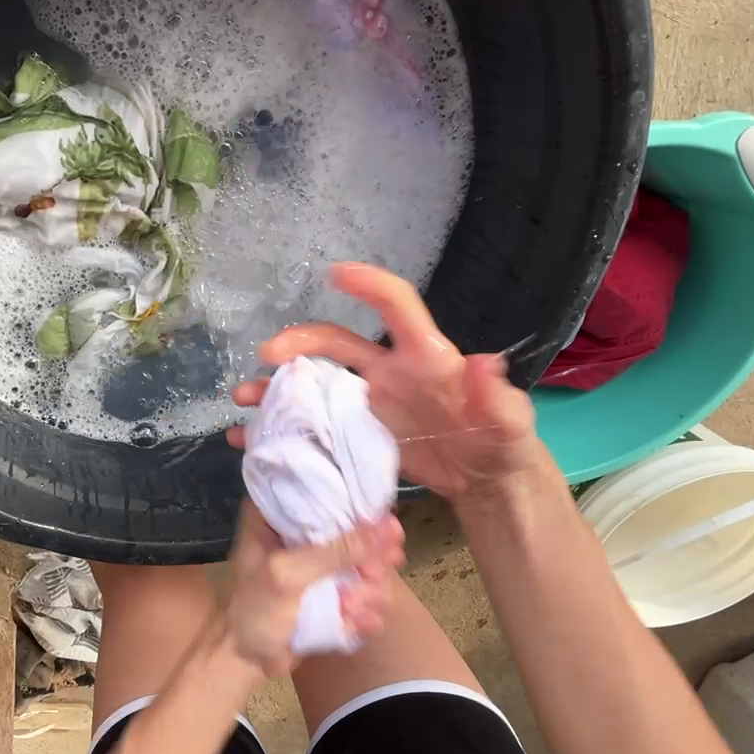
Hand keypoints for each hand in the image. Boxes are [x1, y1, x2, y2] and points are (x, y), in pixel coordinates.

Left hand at [221, 503, 405, 676]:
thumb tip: (384, 528)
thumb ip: (332, 552)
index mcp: (276, 516)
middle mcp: (298, 534)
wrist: (243, 660)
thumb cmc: (251, 611)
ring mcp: (317, 565)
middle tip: (371, 577)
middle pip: (358, 533)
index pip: (328, 494)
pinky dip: (365, 610)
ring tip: (353, 609)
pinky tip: (357, 623)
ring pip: (366, 566)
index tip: (386, 532)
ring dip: (369, 591)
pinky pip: (364, 594)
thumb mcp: (286, 575)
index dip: (361, 512)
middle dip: (371, 561)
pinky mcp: (330, 593)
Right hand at [228, 261, 547, 503]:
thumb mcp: (508, 423)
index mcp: (422, 358)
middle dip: (298, 342)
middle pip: (335, 342)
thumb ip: (498, 396)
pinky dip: (278, 428)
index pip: (396, 307)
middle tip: (268, 355)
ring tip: (244, 398)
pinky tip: (247, 438)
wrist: (480, 480)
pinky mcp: (352, 434)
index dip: (370, 286)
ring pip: (312, 383)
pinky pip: (310, 425)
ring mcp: (365, 403)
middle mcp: (386, 372)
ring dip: (276, 386)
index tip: (336, 274)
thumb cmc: (498, 441)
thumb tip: (487, 363)